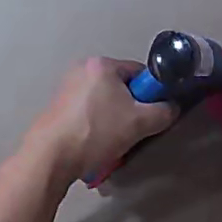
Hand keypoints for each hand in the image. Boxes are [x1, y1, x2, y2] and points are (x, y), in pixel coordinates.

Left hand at [22, 58, 178, 184]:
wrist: (50, 157)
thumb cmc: (96, 132)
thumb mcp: (140, 123)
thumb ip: (163, 111)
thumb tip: (171, 107)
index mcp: (101, 64)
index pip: (139, 72)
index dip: (150, 93)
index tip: (151, 114)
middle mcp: (82, 68)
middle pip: (120, 86)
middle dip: (130, 108)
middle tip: (132, 130)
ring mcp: (66, 87)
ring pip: (104, 101)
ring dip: (113, 118)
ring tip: (111, 140)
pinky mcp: (57, 106)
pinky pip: (87, 111)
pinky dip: (95, 124)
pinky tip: (94, 143)